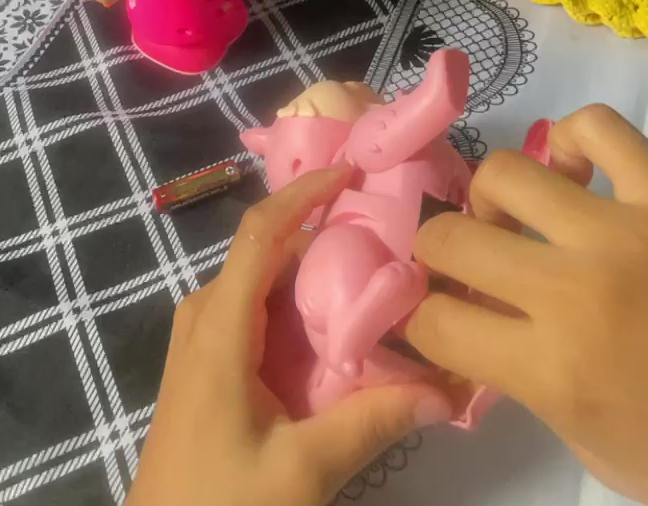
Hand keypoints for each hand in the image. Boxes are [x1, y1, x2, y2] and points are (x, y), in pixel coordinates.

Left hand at [128, 167, 452, 505]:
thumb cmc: (220, 501)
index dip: (302, 194)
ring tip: (373, 278)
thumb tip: (445, 391)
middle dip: (323, 238)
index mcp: (220, 325)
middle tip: (386, 239)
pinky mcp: (208, 359)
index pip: (259, 233)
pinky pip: (255, 310)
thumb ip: (370, 424)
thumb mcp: (300, 470)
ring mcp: (202, 335)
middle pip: (266, 253)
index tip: (350, 173)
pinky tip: (336, 329)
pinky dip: (296, 307)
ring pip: (263, 282)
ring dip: (312, 275)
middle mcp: (205, 313)